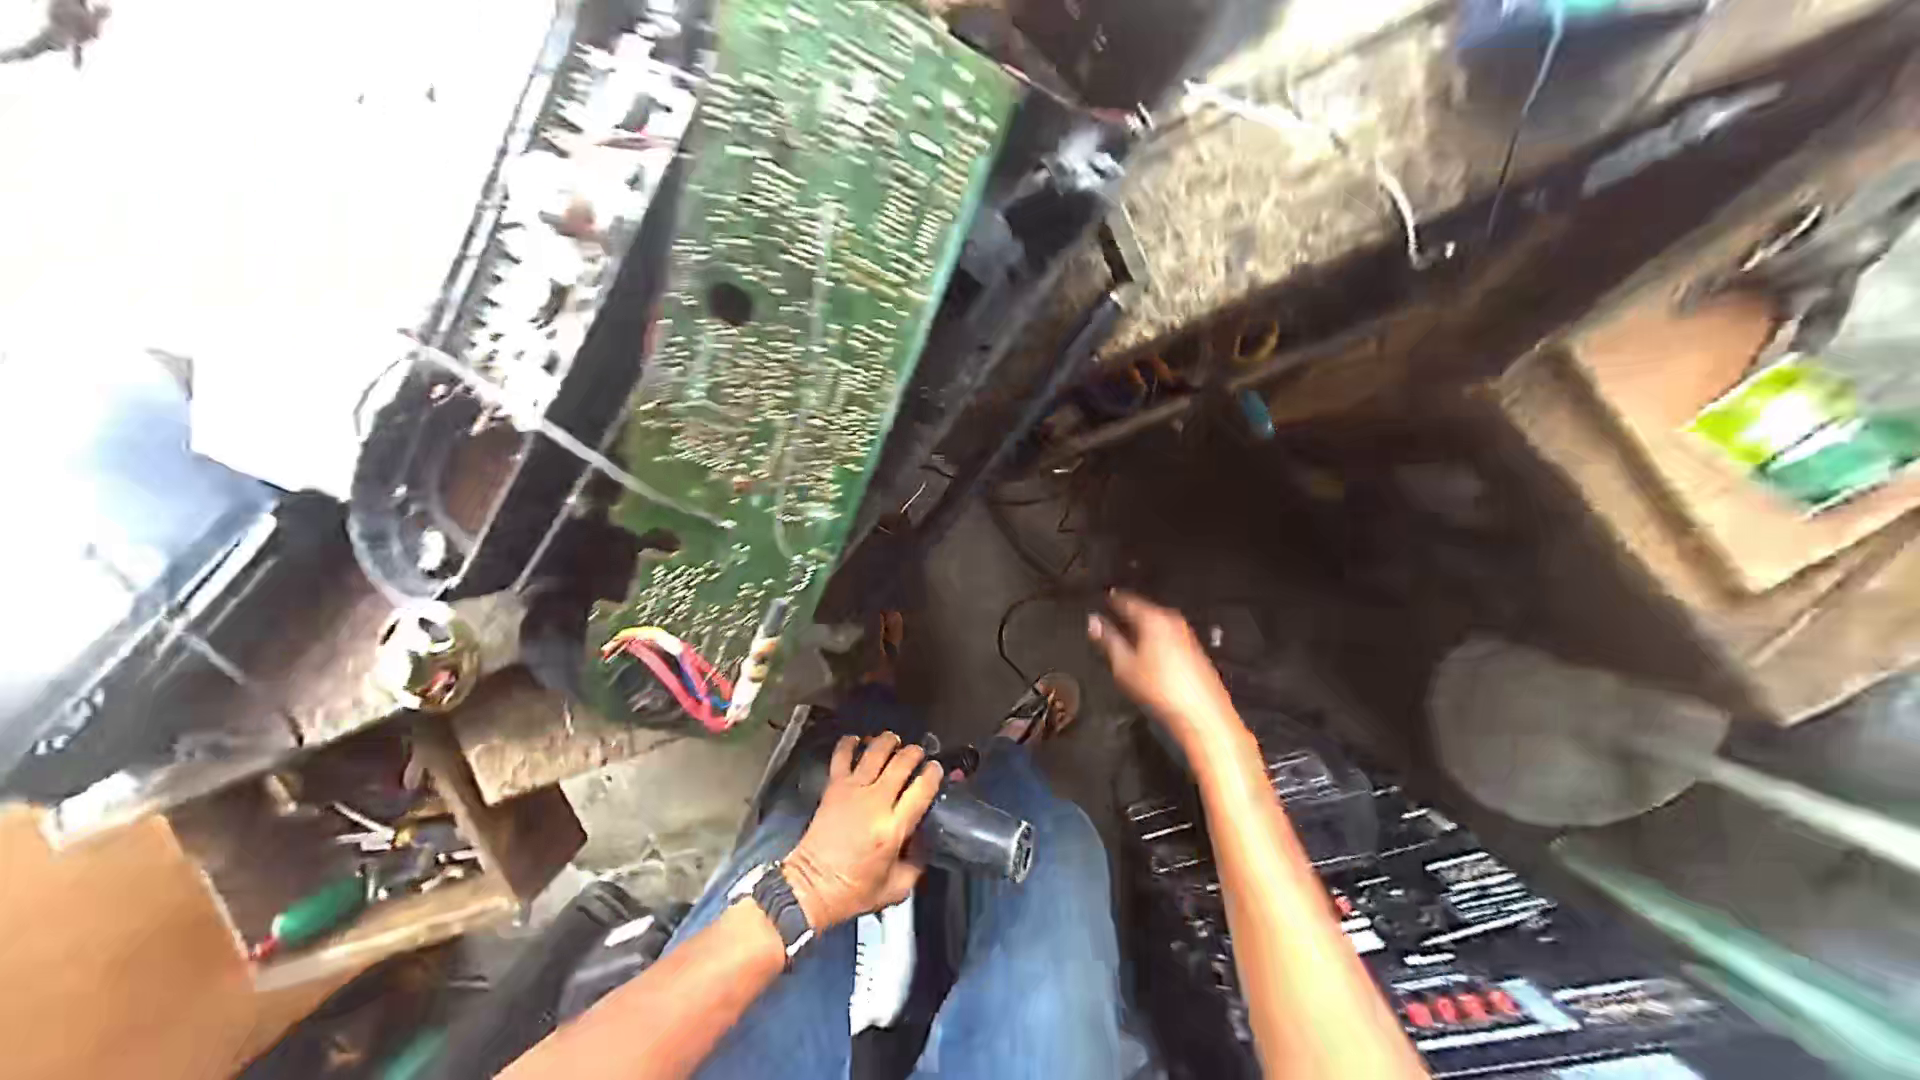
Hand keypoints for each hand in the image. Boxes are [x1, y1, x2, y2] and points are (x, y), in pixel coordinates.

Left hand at [783, 732, 942, 930]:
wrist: (810, 888)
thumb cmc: (853, 891)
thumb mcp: (896, 888)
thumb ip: (917, 863)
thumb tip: (924, 841)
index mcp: (894, 828)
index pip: (922, 788)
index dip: (933, 773)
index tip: (936, 770)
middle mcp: (875, 802)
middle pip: (901, 763)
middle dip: (915, 753)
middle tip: (918, 754)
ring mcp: (852, 790)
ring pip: (875, 752)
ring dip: (888, 742)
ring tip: (894, 740)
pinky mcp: (833, 787)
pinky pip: (842, 755)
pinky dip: (850, 743)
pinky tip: (858, 740)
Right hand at [1088, 590, 1246, 755]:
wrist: (1201, 715)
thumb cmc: (1161, 690)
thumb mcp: (1124, 666)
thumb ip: (1107, 640)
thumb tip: (1094, 623)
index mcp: (1153, 619)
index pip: (1128, 601)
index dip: (1113, 600)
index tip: (1105, 598)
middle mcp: (1173, 622)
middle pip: (1144, 612)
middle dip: (1127, 617)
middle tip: (1112, 620)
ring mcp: (1186, 637)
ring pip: (1157, 626)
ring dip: (1141, 630)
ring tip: (1126, 640)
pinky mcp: (1195, 652)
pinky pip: (1168, 639)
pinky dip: (1155, 642)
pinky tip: (1148, 658)